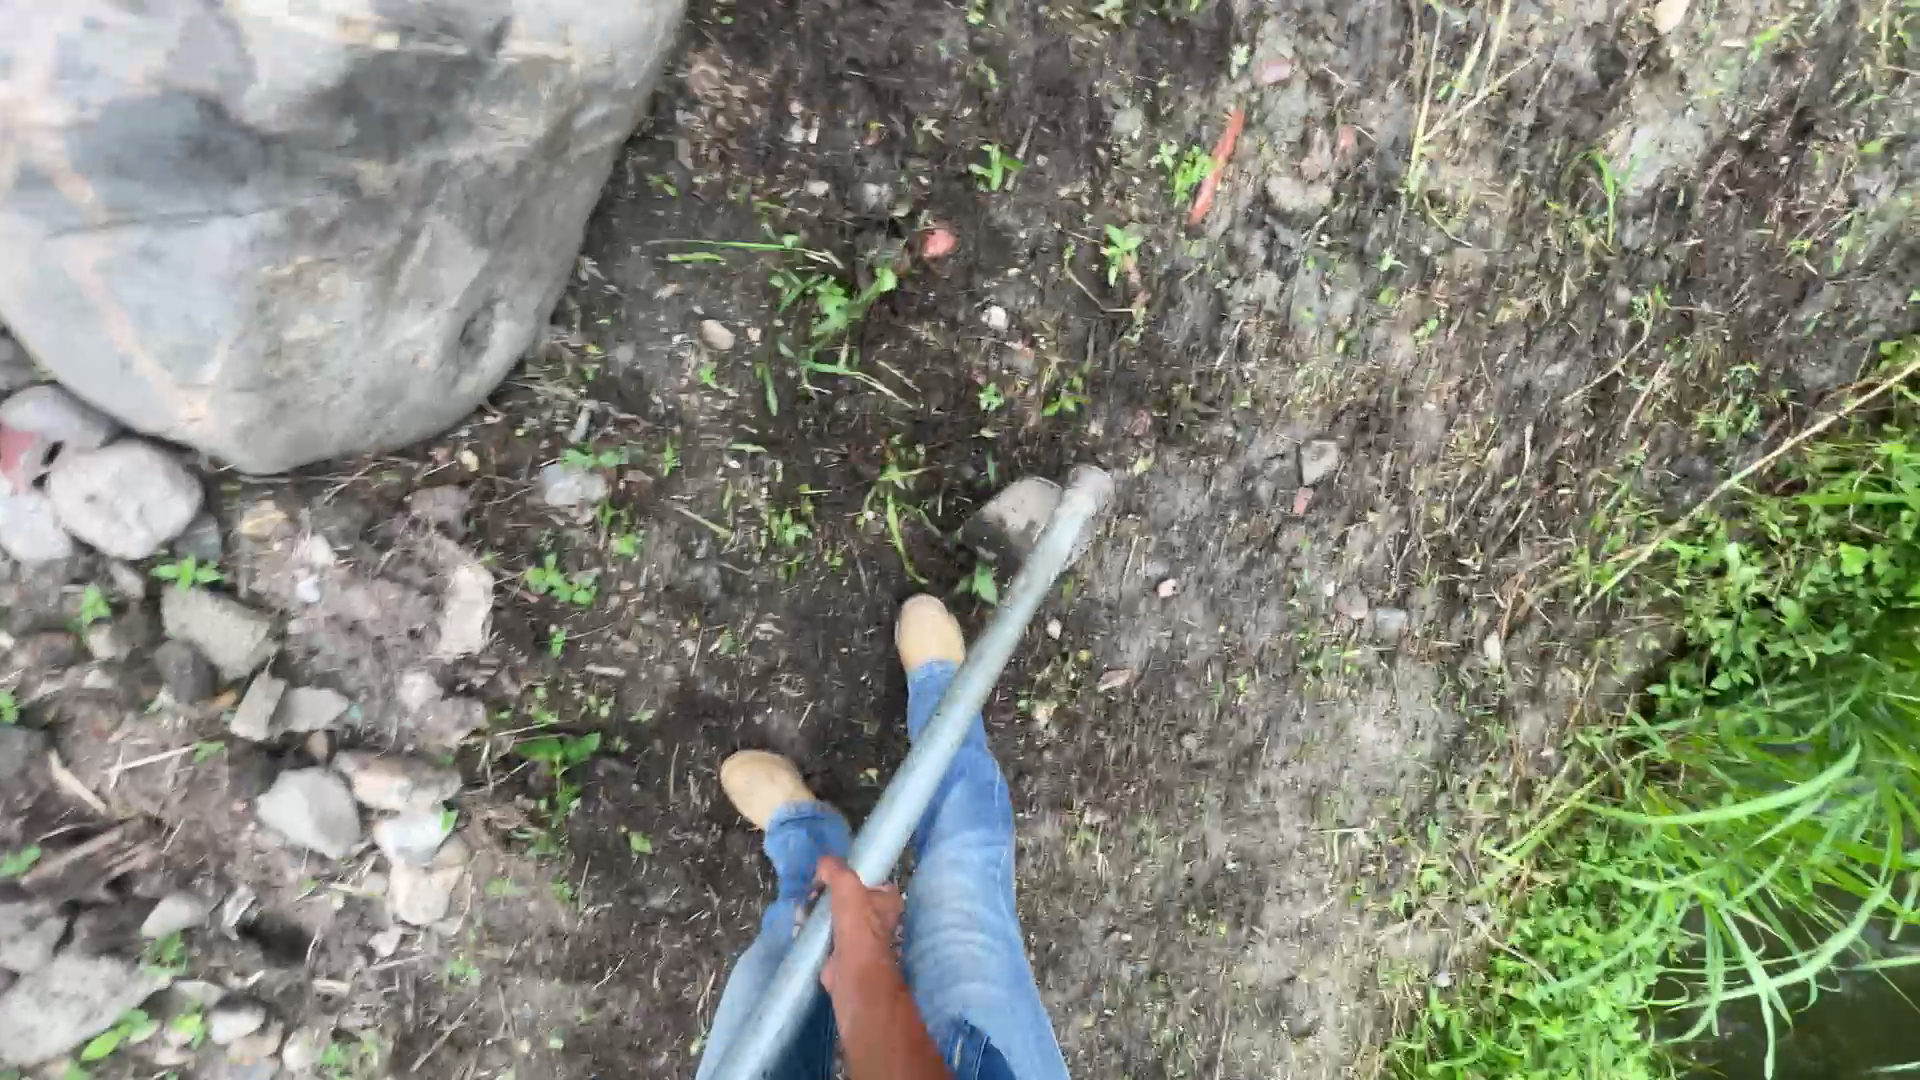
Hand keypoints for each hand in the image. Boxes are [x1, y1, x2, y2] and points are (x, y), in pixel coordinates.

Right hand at [814, 855, 903, 995]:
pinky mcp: (841, 952)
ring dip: (817, 912)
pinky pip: (825, 934)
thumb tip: (823, 863)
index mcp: (888, 898)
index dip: (849, 874)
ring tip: (804, 910)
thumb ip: (834, 868)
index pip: (869, 878)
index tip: (829, 875)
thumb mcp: (847, 883)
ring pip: (834, 915)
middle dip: (827, 895)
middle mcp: (878, 917)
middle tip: (813, 893)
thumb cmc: (857, 923)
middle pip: (847, 896)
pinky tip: (801, 925)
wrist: (851, 971)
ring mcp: (859, 936)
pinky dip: (813, 930)